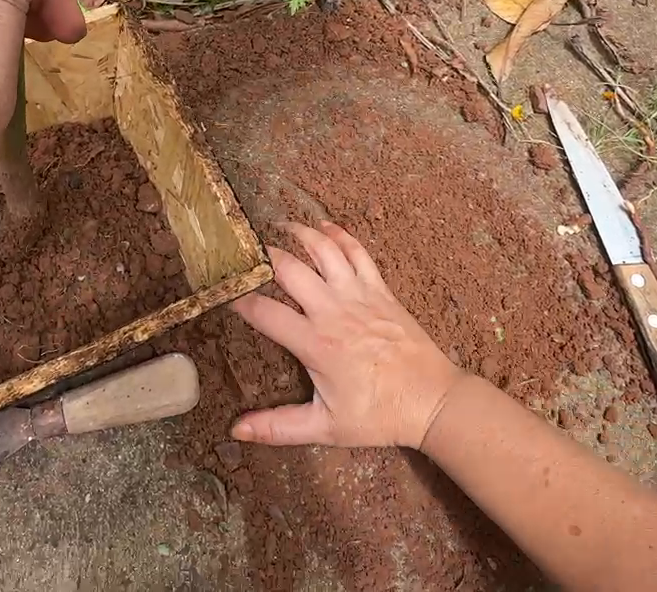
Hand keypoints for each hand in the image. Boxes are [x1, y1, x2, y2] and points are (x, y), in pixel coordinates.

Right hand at [230, 222, 466, 449]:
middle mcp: (333, 311)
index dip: (240, 301)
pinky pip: (358, 253)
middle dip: (264, 256)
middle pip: (290, 269)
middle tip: (247, 251)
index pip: (265, 312)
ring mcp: (359, 295)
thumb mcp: (326, 427)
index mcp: (316, 343)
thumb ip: (279, 427)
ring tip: (280, 227)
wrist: (432, 401)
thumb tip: (237, 430)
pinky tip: (325, 226)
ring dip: (300, 234)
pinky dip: (340, 235)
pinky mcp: (380, 290)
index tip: (224, 294)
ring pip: (324, 251)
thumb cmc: (378, 415)